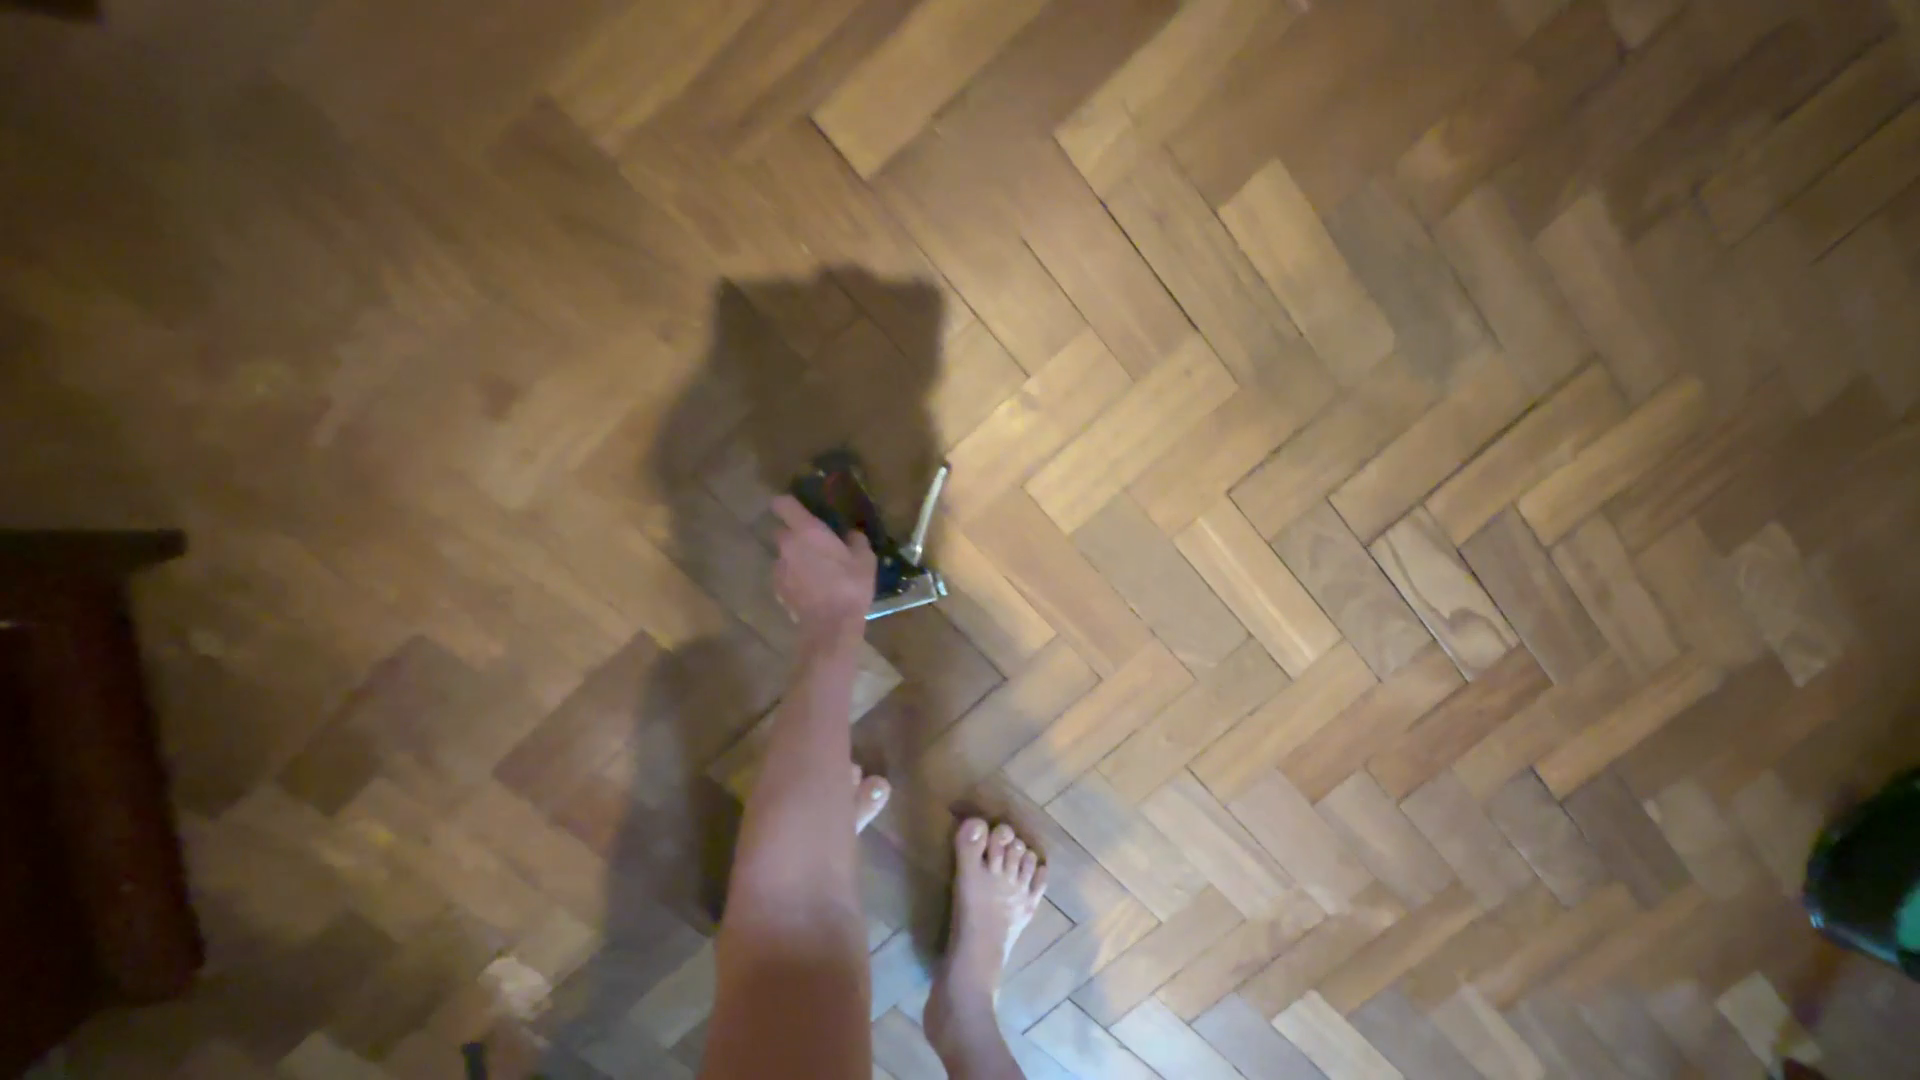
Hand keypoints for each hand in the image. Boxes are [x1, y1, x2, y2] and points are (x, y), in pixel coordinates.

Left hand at [771, 495, 875, 639]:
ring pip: (784, 555)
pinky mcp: (777, 589)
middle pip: (783, 531)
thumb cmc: (850, 586)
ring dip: (796, 559)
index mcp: (807, 531)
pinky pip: (785, 575)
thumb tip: (851, 534)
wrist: (830, 626)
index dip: (788, 503)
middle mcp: (787, 545)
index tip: (799, 509)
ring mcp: (778, 568)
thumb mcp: (865, 559)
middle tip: (817, 546)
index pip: (783, 504)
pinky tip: (811, 591)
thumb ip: (856, 540)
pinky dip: (794, 578)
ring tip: (817, 573)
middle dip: (796, 535)